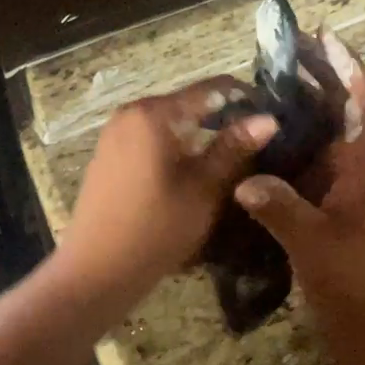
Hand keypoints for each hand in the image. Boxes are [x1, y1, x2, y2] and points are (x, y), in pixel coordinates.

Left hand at [60, 77, 276, 297]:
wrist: (94, 274)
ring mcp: (115, 133)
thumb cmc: (155, 230)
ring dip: (199, 136)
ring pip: (170, 123)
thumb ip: (234, 148)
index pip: (210, 89)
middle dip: (222, 119)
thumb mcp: (203, 188)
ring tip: (230, 160)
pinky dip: (175, 147)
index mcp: (154, 113)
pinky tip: (192, 174)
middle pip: (188, 104)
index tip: (270, 116)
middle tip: (254, 143)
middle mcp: (131, 112)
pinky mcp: (108, 155)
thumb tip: (269, 118)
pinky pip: (151, 138)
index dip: (244, 98)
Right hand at [233, 30, 364, 326]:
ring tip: (266, 79)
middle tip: (281, 50)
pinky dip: (290, 135)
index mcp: (363, 164)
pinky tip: (260, 132)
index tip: (324, 36)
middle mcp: (356, 163)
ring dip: (303, 101)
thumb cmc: (352, 281)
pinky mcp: (327, 197)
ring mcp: (342, 180)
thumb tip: (246, 180)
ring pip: (325, 127)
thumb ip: (282, 210)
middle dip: (319, 74)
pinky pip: (309, 153)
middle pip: (342, 105)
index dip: (346, 65)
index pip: (362, 100)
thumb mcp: (316, 245)